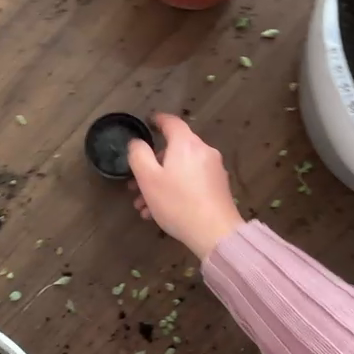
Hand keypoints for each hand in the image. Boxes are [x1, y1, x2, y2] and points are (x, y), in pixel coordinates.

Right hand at [128, 113, 245, 260]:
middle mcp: (203, 151)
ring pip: (181, 169)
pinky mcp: (219, 187)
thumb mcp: (148, 179)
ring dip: (161, 183)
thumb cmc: (177, 203)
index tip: (147, 123)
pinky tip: (162, 211)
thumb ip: (139, 155)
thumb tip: (138, 143)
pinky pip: (192, 181)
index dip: (157, 120)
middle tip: (135, 184)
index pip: (171, 122)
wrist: (215, 232)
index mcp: (186, 143)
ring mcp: (214, 169)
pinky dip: (176, 189)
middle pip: (174, 150)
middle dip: (152, 166)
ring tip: (144, 205)